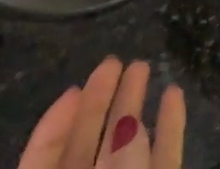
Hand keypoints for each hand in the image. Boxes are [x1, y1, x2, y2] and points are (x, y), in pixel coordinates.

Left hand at [17, 58, 184, 168]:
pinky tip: (174, 92)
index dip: (58, 121)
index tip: (76, 87)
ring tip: (143, 65)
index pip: (45, 157)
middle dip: (101, 99)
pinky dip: (172, 122)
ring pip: (129, 142)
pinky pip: (167, 152)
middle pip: (90, 141)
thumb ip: (100, 163)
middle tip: (114, 61)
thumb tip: (129, 123)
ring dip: (136, 102)